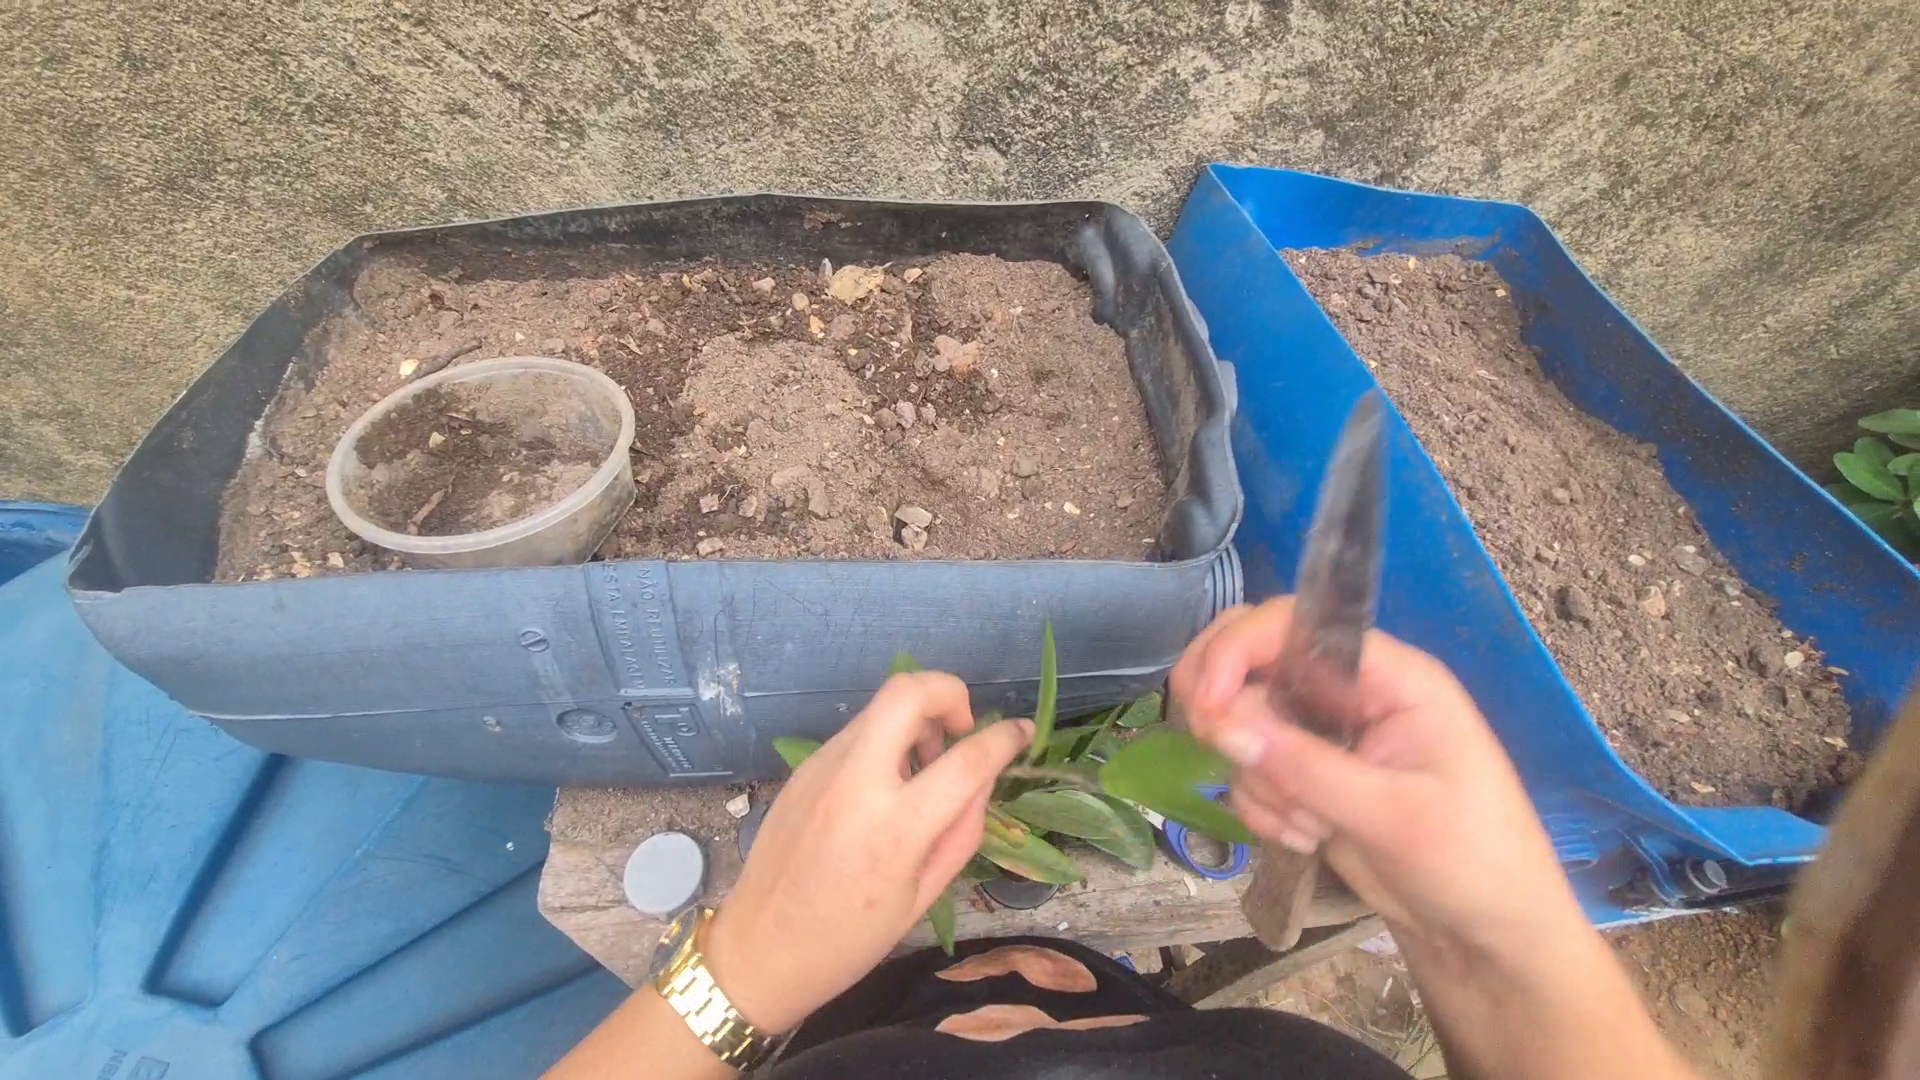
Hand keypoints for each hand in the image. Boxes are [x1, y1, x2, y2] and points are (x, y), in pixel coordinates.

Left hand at [702, 672, 1032, 1033]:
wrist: (758, 951)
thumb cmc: (849, 940)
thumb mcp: (923, 896)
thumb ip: (963, 830)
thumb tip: (983, 777)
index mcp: (895, 829)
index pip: (966, 761)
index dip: (1005, 738)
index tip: (1023, 731)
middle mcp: (856, 782)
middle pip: (908, 691)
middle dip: (949, 691)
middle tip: (961, 729)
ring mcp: (824, 767)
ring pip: (881, 706)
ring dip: (917, 717)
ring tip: (923, 765)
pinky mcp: (805, 766)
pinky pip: (858, 730)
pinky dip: (887, 739)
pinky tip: (886, 783)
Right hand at [1170, 598, 1584, 963]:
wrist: (1483, 936)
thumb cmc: (1472, 864)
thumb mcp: (1394, 815)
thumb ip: (1306, 766)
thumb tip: (1221, 725)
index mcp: (1386, 675)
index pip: (1291, 626)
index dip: (1237, 650)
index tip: (1205, 705)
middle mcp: (1345, 689)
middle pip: (1250, 653)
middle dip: (1221, 698)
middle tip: (1210, 742)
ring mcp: (1319, 729)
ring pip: (1240, 718)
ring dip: (1256, 776)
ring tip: (1310, 825)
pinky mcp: (1300, 769)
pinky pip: (1246, 766)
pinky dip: (1257, 803)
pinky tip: (1304, 837)